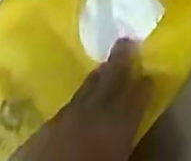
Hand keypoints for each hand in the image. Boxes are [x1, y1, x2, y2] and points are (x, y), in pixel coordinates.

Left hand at [12, 39, 150, 160]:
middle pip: (109, 79)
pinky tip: (76, 107)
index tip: (150, 73)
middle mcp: (91, 113)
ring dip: (97, 77)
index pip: (137, 94)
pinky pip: (65, 108)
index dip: (145, 83)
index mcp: (117, 124)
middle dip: (120, 60)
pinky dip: (76, 101)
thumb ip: (135, 149)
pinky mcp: (39, 133)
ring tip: (103, 68)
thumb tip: (146, 138)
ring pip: (85, 89)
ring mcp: (62, 119)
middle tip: (126, 41)